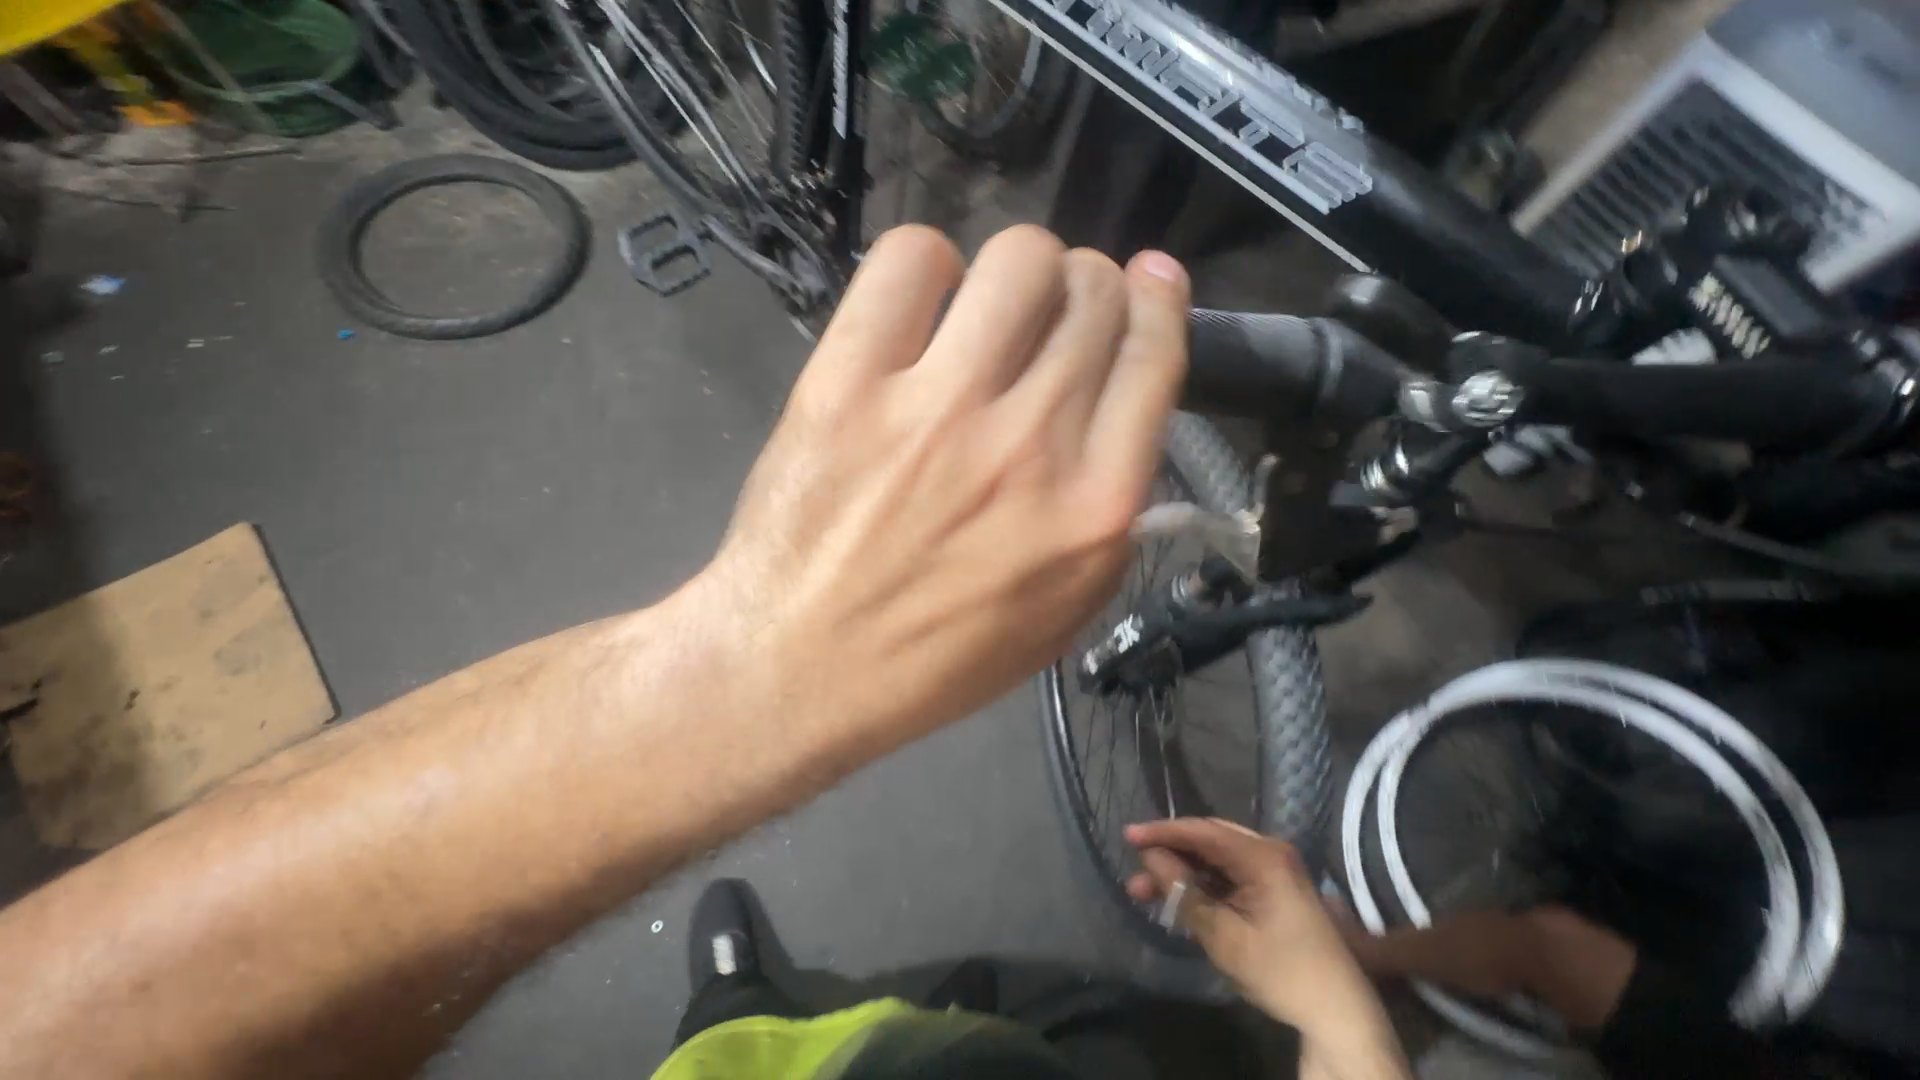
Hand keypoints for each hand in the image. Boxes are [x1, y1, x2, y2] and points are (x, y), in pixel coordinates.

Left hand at [694, 225, 1189, 748]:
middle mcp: (1030, 442)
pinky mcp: (849, 383)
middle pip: (1093, 292)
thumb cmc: (936, 659)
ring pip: (1018, 259)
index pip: (1155, 353)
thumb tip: (1126, 417)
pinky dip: (926, 262)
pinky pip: (910, 260)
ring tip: (992, 305)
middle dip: (1088, 286)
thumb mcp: (1063, 617)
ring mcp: (937, 406)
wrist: (799, 671)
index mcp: (1095, 505)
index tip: (1148, 283)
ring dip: (1021, 268)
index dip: (1157, 302)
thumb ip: (1114, 519)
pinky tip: (920, 302)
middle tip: (1056, 313)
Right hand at [1125, 818, 1382, 1033]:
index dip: (1162, 832)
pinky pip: (1228, 876)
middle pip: (1208, 841)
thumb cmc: (1282, 972)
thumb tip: (1150, 859)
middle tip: (1135, 869)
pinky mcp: (1274, 890)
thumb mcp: (1224, 936)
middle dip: (1168, 854)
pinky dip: (1202, 885)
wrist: (1338, 1013)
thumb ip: (1184, 894)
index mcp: (1263, 857)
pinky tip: (1177, 899)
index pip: (1202, 832)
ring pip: (1215, 860)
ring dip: (1182, 873)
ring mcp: (1274, 871)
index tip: (1127, 836)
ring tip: (1144, 892)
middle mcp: (1269, 853)